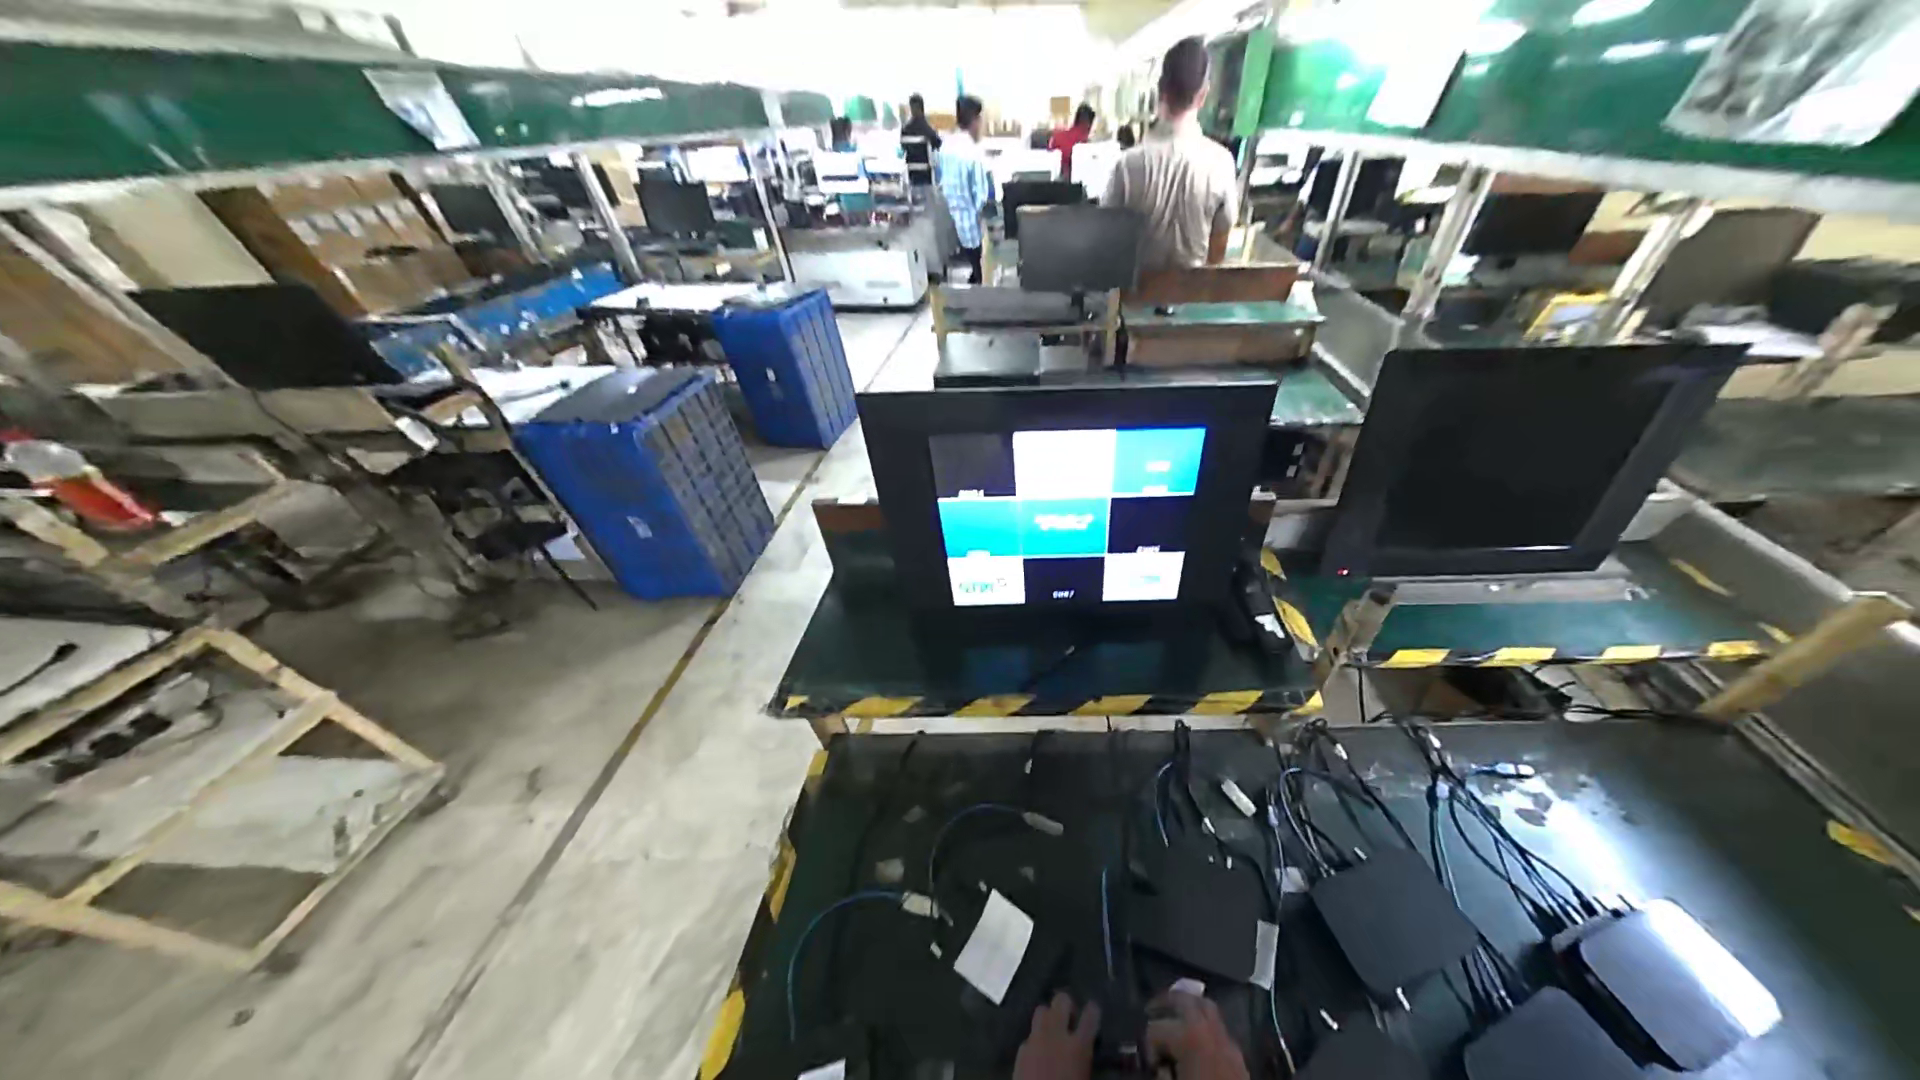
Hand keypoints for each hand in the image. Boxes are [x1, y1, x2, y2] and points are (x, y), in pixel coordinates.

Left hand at [1013, 991, 1100, 1079]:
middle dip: (1067, 1006)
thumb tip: (1085, 1054)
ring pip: (1042, 1010)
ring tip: (1054, 1031)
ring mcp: (1036, 1039)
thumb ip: (1085, 1062)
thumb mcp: (1084, 1078)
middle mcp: (1056, 1035)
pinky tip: (1039, 1054)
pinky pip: (1031, 1034)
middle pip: (1061, 1001)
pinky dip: (1036, 1039)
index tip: (1093, 1009)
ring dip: (1049, 1017)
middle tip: (1070, 1018)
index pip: (1090, 1016)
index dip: (1093, 1010)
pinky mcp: (1021, 1049)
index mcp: (1078, 1047)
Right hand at [1145, 989, 1248, 1079]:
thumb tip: (1160, 1064)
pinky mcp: (1238, 1056)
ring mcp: (1227, 1041)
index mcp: (1189, 1038)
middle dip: (1164, 1002)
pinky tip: (1195, 1039)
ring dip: (1187, 1006)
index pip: (1156, 1028)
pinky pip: (1218, 1026)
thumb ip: (1161, 1073)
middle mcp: (1209, 1030)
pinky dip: (1204, 1023)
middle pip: (1184, 999)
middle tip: (1150, 1011)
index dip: (1148, 1044)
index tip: (1148, 1063)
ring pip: (1205, 1006)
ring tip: (1173, 1015)